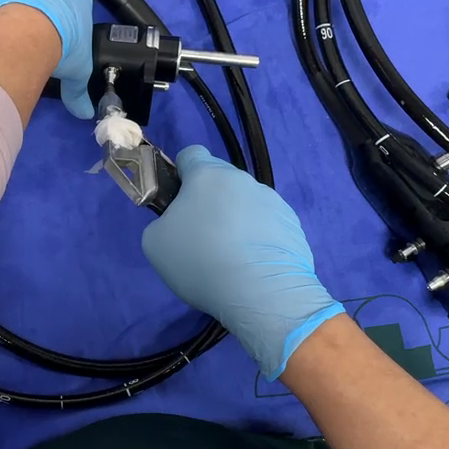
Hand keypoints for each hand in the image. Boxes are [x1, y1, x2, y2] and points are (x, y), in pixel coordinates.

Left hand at [0, 0, 94, 118]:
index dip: (66, 23)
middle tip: (33, 36)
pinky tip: (1, 11)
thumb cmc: (61, 46)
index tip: (56, 37)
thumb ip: (79, 91)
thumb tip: (85, 113)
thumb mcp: (77, 71)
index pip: (76, 8)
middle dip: (44, 14)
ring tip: (14, 27)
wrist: (29, 30)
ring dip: (23, 4)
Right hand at [141, 146, 344, 378]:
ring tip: (230, 257)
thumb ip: (164, 220)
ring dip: (235, 219)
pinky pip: (267, 224)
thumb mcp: (155, 242)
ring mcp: (273, 201)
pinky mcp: (293, 225)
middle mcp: (242, 179)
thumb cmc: (200, 260)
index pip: (190, 154)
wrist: (262, 293)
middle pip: (220, 180)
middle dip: (209, 200)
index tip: (178, 201)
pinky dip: (258, 238)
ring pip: (245, 202)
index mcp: (207, 174)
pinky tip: (252, 265)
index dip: (181, 175)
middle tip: (200, 236)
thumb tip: (181, 221)